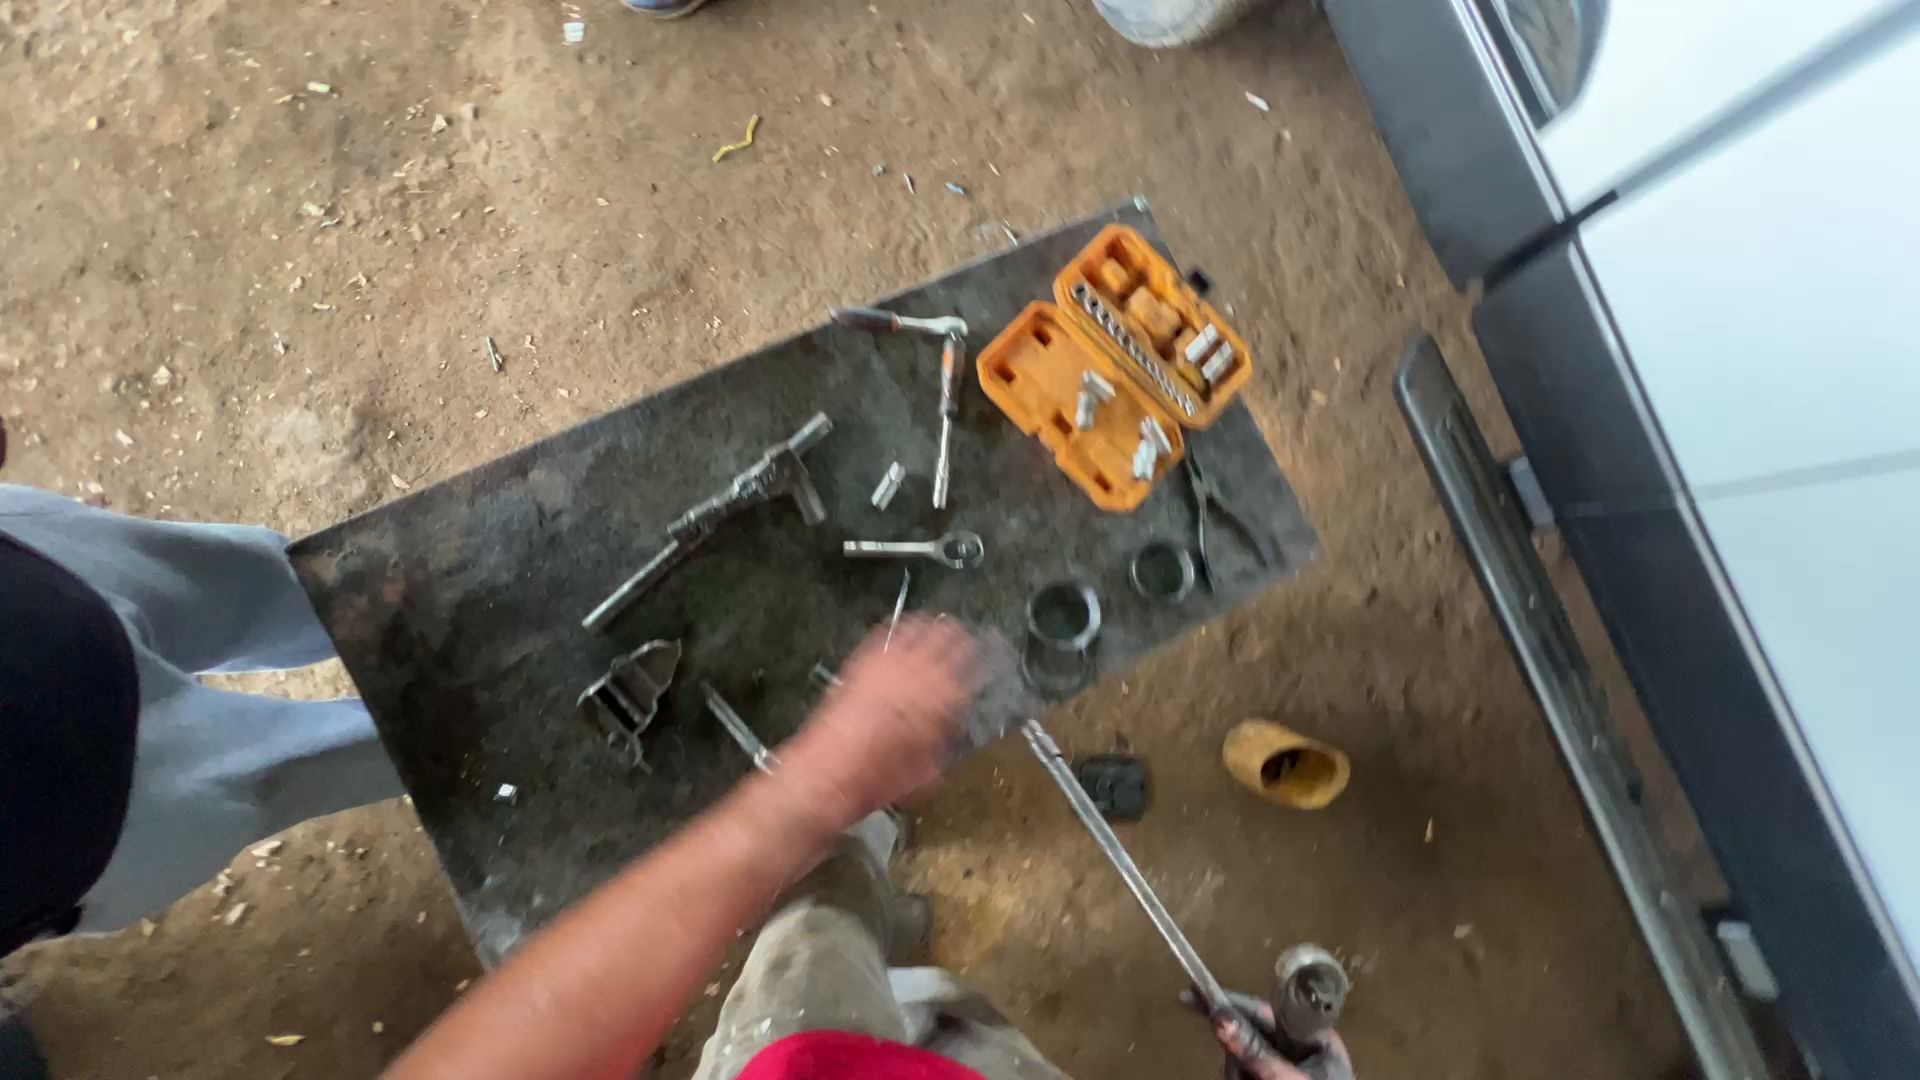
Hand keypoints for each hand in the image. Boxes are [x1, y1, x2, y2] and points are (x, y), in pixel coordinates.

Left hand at [773, 617, 977, 832]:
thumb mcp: (927, 770)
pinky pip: (889, 631)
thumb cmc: (880, 779)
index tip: (987, 665)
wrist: (830, 771)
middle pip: (951, 639)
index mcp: (944, 701)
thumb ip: (944, 740)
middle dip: (963, 638)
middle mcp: (922, 673)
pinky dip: (902, 626)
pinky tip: (905, 625)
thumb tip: (950, 728)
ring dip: (935, 626)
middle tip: (968, 639)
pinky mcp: (865, 659)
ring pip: (922, 627)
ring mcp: (891, 661)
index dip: (983, 667)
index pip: (974, 671)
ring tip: (942, 625)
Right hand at [1189, 992, 1353, 1079]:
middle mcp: (1300, 1048)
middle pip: (1248, 1033)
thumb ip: (1256, 1052)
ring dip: (1236, 1076)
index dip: (1229, 1002)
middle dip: (1234, 1056)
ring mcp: (1288, 1069)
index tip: (1190, 995)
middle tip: (1234, 1079)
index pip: (1264, 1008)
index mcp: (1314, 1038)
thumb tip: (1217, 1015)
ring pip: (1242, 1058)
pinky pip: (1246, 1074)